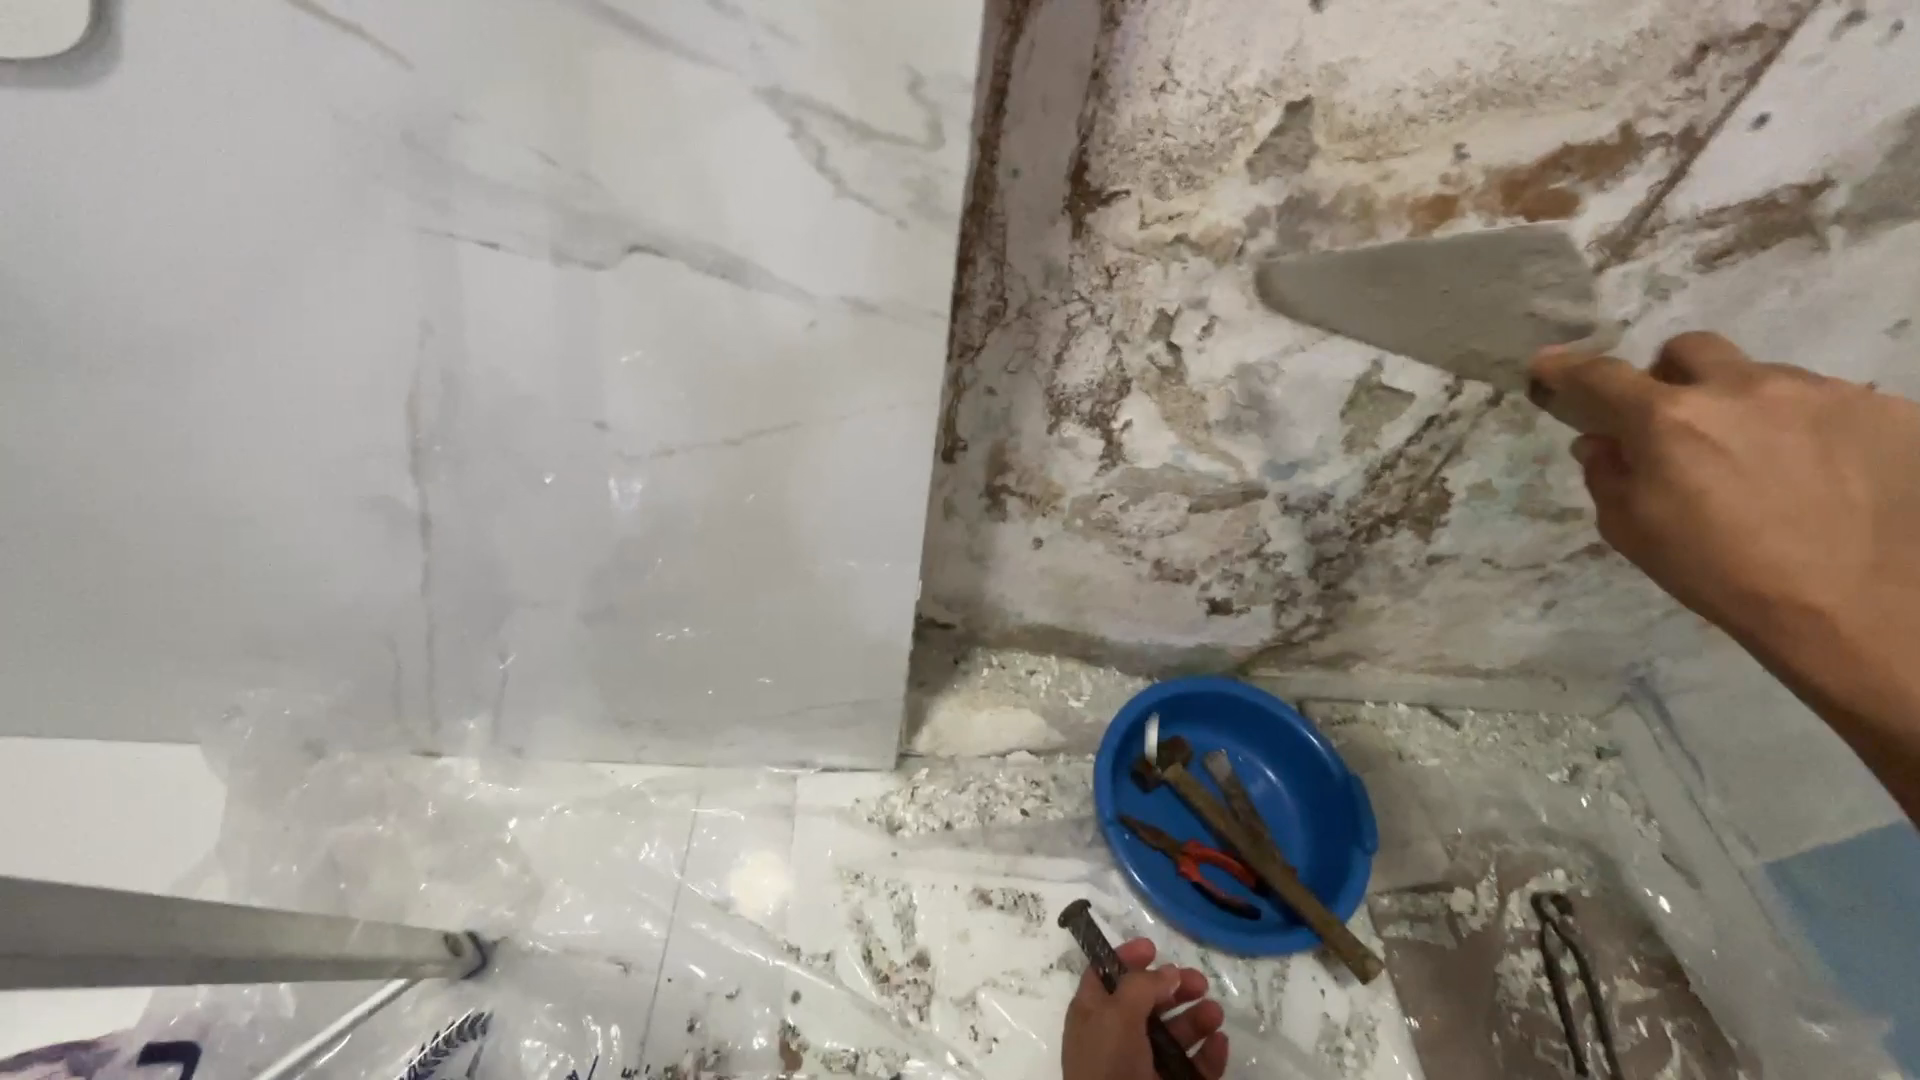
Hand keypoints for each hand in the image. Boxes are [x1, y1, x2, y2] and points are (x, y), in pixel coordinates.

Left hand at [1062, 938, 1227, 1079]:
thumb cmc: (1107, 1066)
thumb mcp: (1116, 1016)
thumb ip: (1141, 986)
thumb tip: (1167, 970)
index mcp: (1092, 1015)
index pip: (1106, 975)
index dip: (1126, 958)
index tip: (1154, 947)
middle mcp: (1117, 1037)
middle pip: (1147, 1002)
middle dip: (1174, 987)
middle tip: (1199, 980)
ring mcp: (1145, 1067)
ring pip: (1175, 1034)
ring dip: (1196, 1019)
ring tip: (1214, 1011)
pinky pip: (1194, 1069)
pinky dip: (1209, 1055)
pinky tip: (1219, 1042)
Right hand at [1529, 332, 1919, 818]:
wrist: (1859, 606)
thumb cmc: (1718, 572)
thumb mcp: (1631, 530)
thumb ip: (1607, 473)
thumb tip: (1603, 441)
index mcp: (1668, 420)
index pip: (1600, 377)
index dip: (1566, 367)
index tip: (1548, 363)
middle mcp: (1742, 389)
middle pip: (1689, 351)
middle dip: (1669, 378)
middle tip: (1674, 423)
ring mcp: (1821, 393)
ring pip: (1760, 379)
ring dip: (1742, 408)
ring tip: (1759, 466)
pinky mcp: (1885, 410)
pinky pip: (1824, 404)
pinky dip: (1803, 429)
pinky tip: (1813, 478)